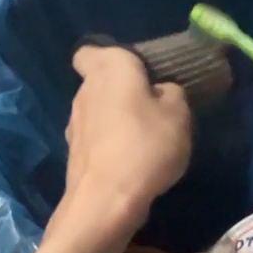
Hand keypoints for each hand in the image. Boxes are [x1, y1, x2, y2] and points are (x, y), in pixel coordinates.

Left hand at [56, 45, 191, 239]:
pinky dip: (110, 147)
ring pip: (97, 114)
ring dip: (116, 122)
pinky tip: (132, 164)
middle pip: (99, 84)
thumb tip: (159, 93)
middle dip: (121, 92)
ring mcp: (74, 127)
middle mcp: (83, 93)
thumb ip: (171, 94)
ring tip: (146, 141)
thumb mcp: (178, 114)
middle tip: (153, 108)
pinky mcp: (74, 157)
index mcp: (108, 69)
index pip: (90, 51)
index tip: (135, 73)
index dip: (109, 58)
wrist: (105, 201)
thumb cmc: (145, 145)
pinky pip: (96, 142)